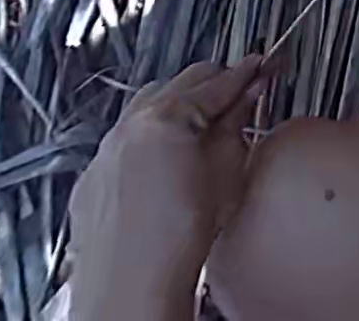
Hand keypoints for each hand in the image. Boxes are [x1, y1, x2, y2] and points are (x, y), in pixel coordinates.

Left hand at [68, 56, 263, 320]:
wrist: (130, 292)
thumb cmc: (182, 234)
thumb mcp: (228, 167)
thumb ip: (237, 121)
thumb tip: (251, 92)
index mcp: (166, 117)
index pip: (219, 81)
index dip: (249, 72)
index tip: (266, 65)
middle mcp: (129, 125)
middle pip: (184, 81)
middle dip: (216, 84)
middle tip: (244, 95)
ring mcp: (105, 150)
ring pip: (152, 101)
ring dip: (183, 103)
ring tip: (208, 122)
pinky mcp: (92, 177)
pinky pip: (128, 134)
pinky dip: (155, 130)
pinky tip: (173, 151)